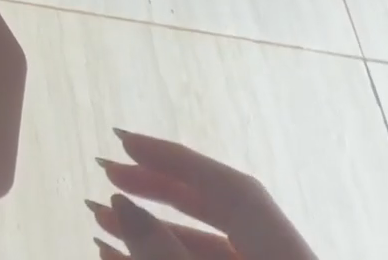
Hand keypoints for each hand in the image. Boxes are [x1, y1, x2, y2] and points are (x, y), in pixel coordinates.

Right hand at [89, 129, 317, 259]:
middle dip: (159, 188)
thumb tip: (121, 203)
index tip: (122, 140)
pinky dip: (161, 256)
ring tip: (100, 216)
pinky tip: (114, 252)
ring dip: (150, 227)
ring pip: (208, 245)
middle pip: (221, 210)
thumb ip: (162, 251)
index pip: (233, 188)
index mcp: (287, 254)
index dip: (176, 159)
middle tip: (110, 172)